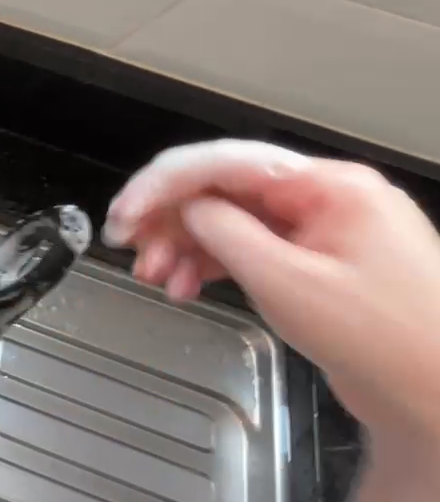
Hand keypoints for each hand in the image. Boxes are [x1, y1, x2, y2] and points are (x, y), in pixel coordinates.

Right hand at [104, 140, 439, 456]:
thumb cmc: (380, 338)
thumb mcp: (283, 278)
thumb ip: (221, 229)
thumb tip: (181, 208)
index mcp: (329, 187)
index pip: (219, 163)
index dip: (158, 187)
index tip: (120, 219)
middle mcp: (324, 196)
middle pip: (217, 189)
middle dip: (166, 221)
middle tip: (130, 251)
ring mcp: (319, 227)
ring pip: (221, 218)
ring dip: (179, 245)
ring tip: (157, 279)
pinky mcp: (312, 258)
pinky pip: (241, 244)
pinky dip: (204, 262)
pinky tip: (183, 285)